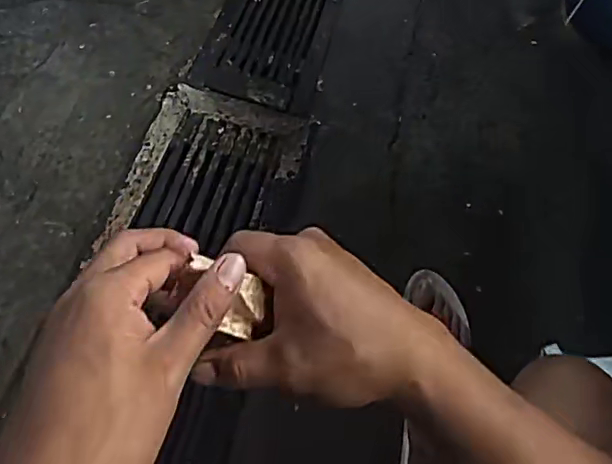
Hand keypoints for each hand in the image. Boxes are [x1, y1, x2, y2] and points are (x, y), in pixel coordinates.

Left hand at [0, 229, 248, 463]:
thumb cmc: (100, 438)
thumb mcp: (170, 365)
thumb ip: (205, 308)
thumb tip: (231, 267)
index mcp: (103, 296)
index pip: (161, 254)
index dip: (194, 261)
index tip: (217, 276)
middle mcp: (73, 303)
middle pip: (125, 248)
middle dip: (164, 248)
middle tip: (195, 263)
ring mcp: (57, 328)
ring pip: (106, 275)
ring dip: (142, 273)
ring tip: (177, 299)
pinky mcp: (52, 352)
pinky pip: (91, 304)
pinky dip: (121, 299)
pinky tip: (145, 331)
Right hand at [195, 228, 453, 407]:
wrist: (409, 354)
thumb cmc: (357, 350)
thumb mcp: (281, 366)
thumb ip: (231, 365)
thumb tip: (203, 365)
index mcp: (293, 254)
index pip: (233, 247)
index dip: (211, 280)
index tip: (203, 313)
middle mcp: (311, 245)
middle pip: (253, 263)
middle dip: (238, 302)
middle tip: (235, 341)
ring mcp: (327, 256)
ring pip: (276, 274)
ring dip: (263, 308)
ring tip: (268, 347)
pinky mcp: (340, 270)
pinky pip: (298, 279)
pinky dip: (286, 306)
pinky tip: (293, 340)